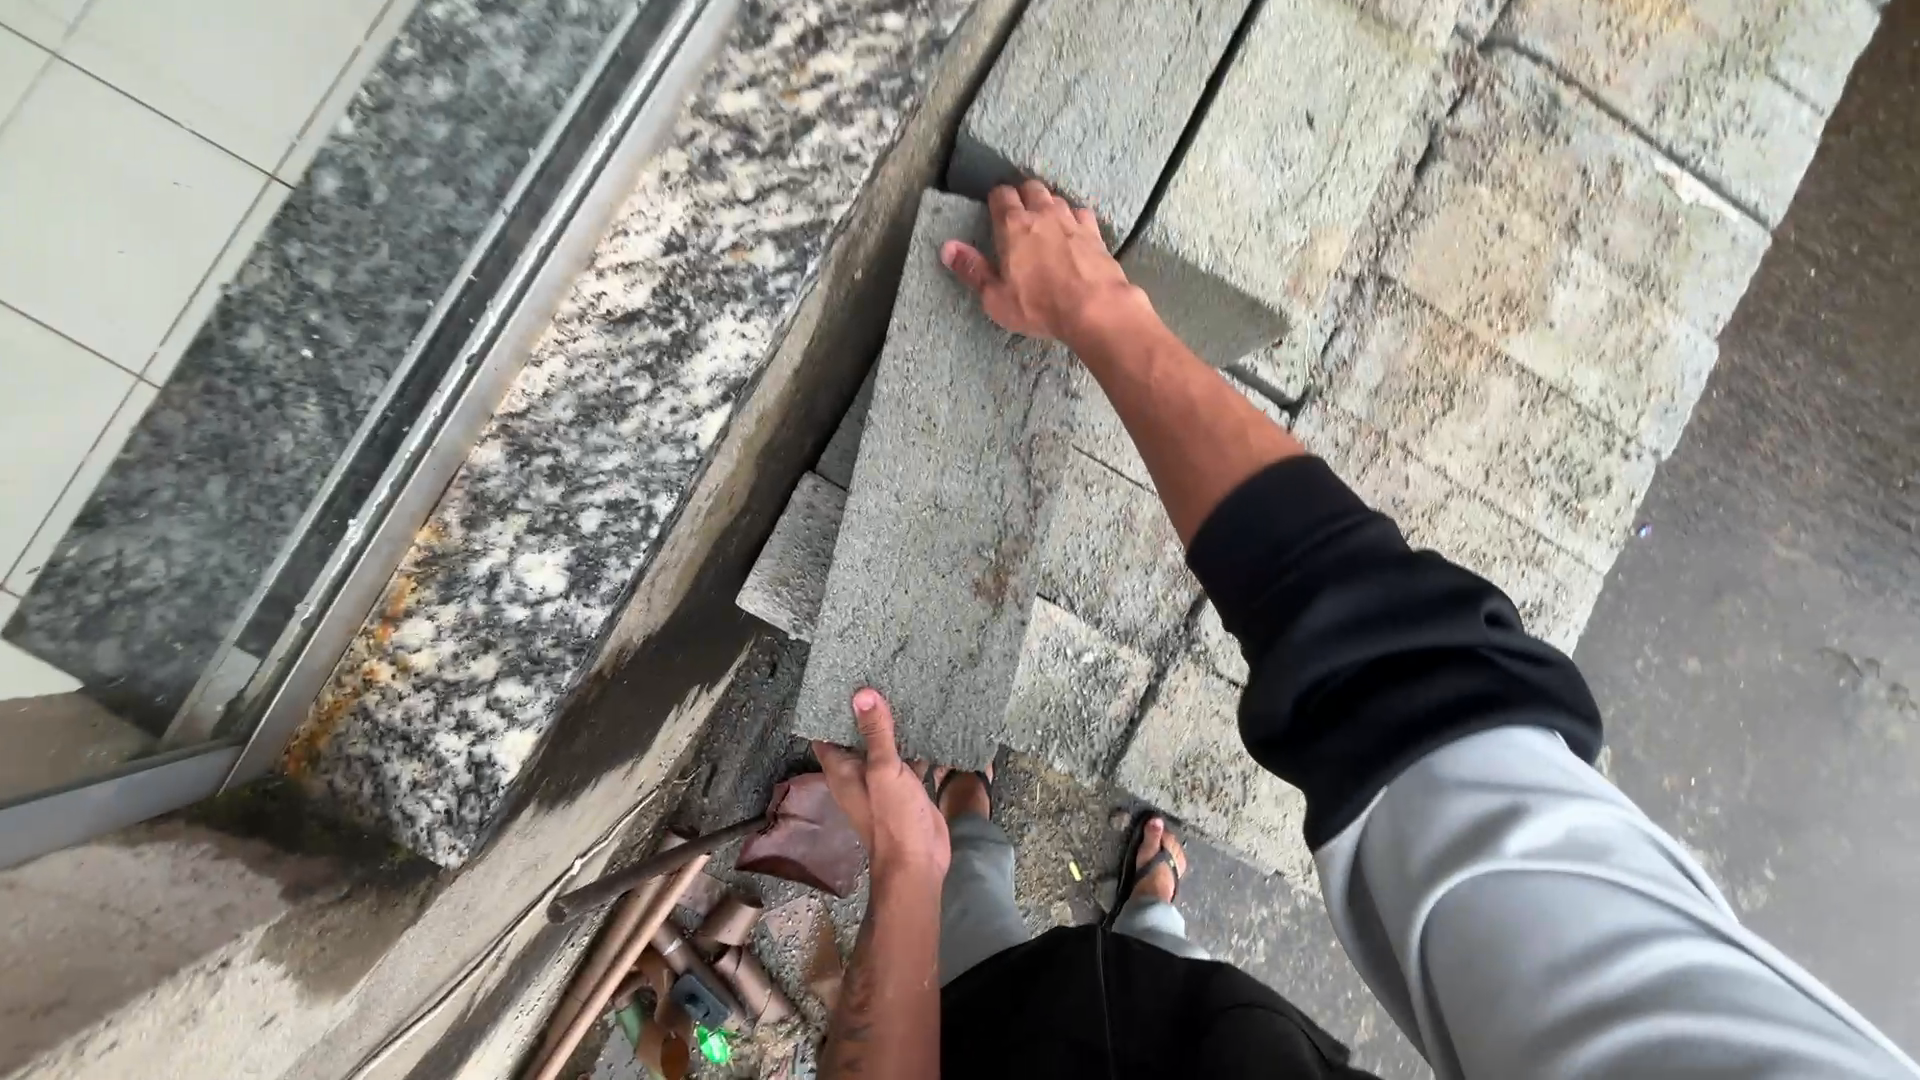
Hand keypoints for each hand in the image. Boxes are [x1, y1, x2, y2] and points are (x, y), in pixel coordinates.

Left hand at [813, 688, 949, 881]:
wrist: (919, 862)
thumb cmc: (893, 818)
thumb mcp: (883, 770)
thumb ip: (875, 732)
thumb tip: (862, 693)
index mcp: (842, 770)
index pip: (827, 733)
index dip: (832, 709)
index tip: (844, 681)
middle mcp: (858, 773)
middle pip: (858, 735)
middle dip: (868, 711)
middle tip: (881, 676)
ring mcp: (882, 781)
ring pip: (884, 746)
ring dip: (893, 726)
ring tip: (905, 691)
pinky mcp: (905, 788)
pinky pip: (907, 758)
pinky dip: (915, 743)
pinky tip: (930, 723)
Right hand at [942, 179, 1150, 347]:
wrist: (1094, 308)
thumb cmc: (1039, 306)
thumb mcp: (996, 297)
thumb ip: (972, 270)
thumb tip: (947, 248)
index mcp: (1013, 226)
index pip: (1001, 195)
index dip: (996, 199)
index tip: (993, 208)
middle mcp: (1043, 214)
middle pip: (1031, 188)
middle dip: (1023, 195)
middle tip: (1019, 212)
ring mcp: (1072, 220)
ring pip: (1057, 198)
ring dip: (1048, 204)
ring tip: (1044, 221)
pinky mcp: (1095, 233)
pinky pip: (1081, 214)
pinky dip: (1074, 218)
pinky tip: (1073, 231)